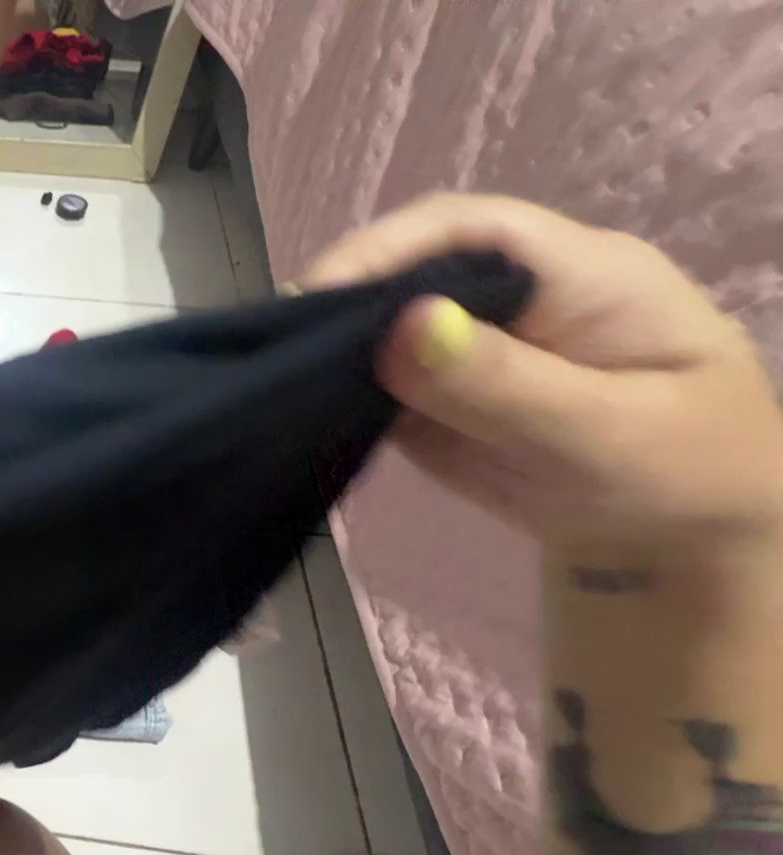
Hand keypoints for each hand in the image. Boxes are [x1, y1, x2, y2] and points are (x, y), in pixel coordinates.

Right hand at [302, 194, 782, 558]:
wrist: (663, 536)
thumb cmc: (669, 474)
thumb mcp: (600, 432)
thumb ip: (501, 382)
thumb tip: (403, 324)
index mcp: (577, 275)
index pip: (469, 230)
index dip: (384, 249)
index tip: (315, 296)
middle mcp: (510, 296)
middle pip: (407, 269)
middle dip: (338, 298)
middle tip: (275, 345)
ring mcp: (463, 344)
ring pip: (376, 323)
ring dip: (323, 345)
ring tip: (273, 377)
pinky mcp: (427, 390)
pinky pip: (368, 374)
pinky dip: (329, 388)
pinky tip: (297, 406)